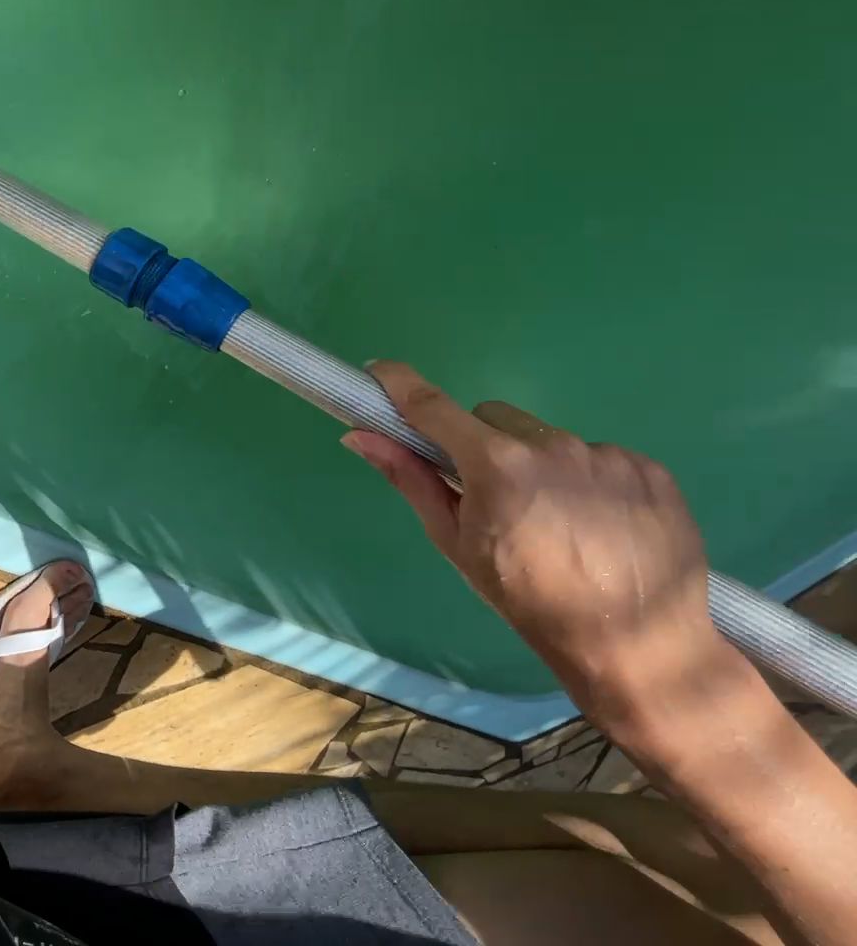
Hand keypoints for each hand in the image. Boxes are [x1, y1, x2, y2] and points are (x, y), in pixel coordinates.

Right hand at [344, 361, 726, 724]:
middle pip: (491, 418)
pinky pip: (594, 454)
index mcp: (495, 464)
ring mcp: (606, 453)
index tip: (379, 371)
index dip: (400, 385)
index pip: (433, 407)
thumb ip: (409, 478)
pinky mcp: (648, 467)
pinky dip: (580, 476)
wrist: (632, 636)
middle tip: (485, 491)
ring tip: (549, 514)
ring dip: (531, 460)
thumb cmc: (523, 593)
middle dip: (476, 442)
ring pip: (544, 436)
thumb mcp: (452, 539)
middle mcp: (551, 445)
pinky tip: (590, 518)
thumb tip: (359, 435)